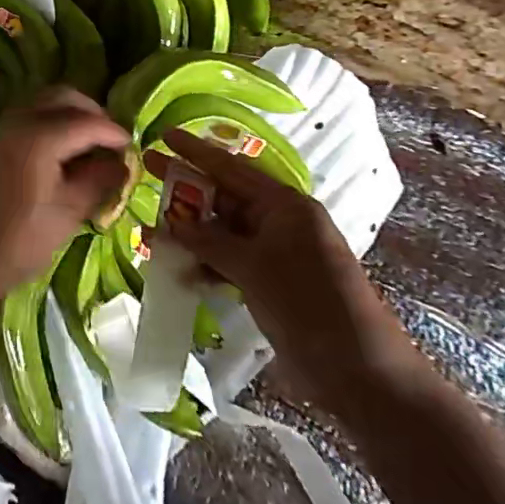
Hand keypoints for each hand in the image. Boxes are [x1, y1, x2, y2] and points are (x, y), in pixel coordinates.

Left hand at [0, 88, 129, 311]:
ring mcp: (1, 126)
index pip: (88, 122)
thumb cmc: (19, 241)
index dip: (114, 133)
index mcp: (39, 136)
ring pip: (46, 101)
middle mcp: (18, 120)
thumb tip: (123, 163)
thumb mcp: (70, 211)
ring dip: (71, 114)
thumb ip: (100, 179)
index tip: (133, 148)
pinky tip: (63, 150)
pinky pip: (30, 114)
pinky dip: (52, 121)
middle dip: (93, 114)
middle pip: (65, 97)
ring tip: (90, 145)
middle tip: (111, 142)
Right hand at [146, 130, 408, 400]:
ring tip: (152, 230)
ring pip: (225, 231)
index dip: (195, 151)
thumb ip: (209, 241)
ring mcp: (275, 251)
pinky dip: (208, 263)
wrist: (357, 368)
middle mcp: (279, 219)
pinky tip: (181, 270)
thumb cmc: (306, 300)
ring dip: (193, 232)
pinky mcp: (270, 281)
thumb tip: (169, 223)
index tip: (164, 135)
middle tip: (147, 176)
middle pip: (225, 196)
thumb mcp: (253, 266)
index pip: (230, 168)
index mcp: (283, 203)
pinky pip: (231, 260)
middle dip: (188, 191)